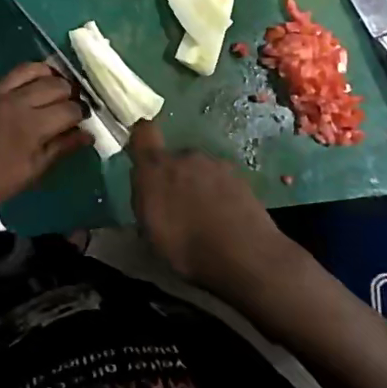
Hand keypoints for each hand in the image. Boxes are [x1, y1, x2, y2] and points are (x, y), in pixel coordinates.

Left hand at [0, 62, 91, 218]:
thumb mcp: (35, 169)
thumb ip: (62, 147)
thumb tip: (88, 134)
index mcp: (32, 125)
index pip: (69, 108)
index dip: (81, 113)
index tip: (83, 119)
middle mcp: (16, 102)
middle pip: (55, 85)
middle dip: (70, 93)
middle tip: (71, 104)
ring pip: (32, 70)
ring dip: (49, 76)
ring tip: (55, 87)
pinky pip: (10, 77)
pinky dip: (25, 79)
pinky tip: (29, 91)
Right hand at [128, 120, 289, 295]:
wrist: (244, 254)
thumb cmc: (186, 247)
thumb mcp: (149, 231)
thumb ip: (145, 199)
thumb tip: (147, 187)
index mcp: (156, 167)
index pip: (144, 132)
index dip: (142, 139)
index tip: (142, 154)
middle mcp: (186, 157)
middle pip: (175, 159)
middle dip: (175, 177)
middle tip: (178, 207)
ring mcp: (216, 165)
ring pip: (200, 170)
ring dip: (200, 186)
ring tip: (205, 217)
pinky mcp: (241, 177)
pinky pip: (222, 181)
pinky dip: (221, 194)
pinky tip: (225, 219)